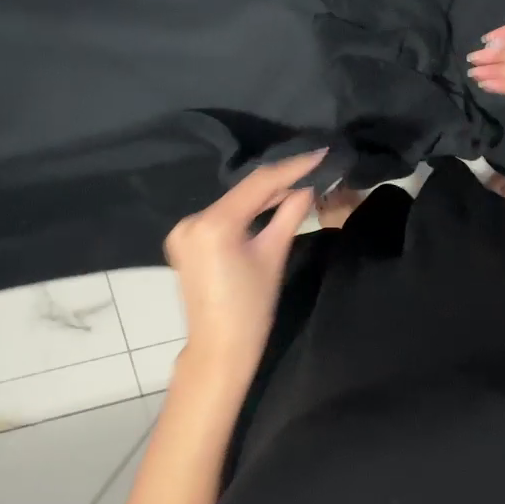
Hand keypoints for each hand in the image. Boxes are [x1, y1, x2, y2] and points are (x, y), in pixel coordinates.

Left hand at [165, 149, 324, 381]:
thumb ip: (289, 215)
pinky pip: (220, 217)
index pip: (258, 184)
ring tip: (298, 184)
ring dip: (262, 196)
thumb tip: (307, 188)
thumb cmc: (251, 309)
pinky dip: (244, 212)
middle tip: (313, 168)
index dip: (291, 168)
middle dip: (278, 181)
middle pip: (242, 192)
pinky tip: (268, 205)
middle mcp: (192, 220)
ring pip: (232, 203)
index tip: (320, 154)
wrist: (219, 348)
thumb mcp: (273, 256)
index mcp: (214, 224)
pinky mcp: (184, 242)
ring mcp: (184, 231)